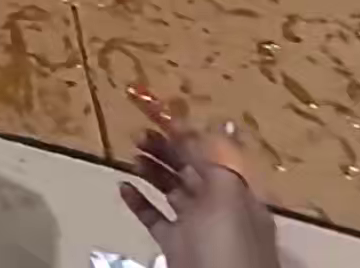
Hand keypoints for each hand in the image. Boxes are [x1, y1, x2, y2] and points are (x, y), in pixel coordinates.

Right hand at [118, 90, 278, 267]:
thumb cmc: (227, 249)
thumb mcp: (227, 199)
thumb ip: (218, 161)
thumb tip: (219, 123)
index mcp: (237, 196)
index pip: (209, 154)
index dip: (183, 131)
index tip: (152, 109)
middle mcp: (219, 210)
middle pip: (189, 169)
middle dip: (164, 148)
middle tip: (137, 134)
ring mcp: (198, 231)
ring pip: (171, 190)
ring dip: (151, 169)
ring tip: (130, 156)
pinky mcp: (177, 248)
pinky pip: (155, 217)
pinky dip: (138, 200)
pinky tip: (122, 187)